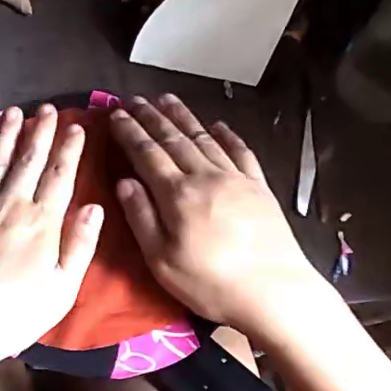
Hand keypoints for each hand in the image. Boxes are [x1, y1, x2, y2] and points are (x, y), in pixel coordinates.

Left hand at [0, 104, 102, 374]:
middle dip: (41, 131)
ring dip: (6, 134)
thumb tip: (95, 206)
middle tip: (48, 108)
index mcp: (42, 222)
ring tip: (15, 112)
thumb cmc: (13, 314)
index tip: (77, 126)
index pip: (60, 175)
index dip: (70, 148)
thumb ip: (80, 245)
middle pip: (29, 159)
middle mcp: (11, 204)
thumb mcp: (61, 290)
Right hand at [110, 94, 327, 335]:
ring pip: (204, 138)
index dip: (129, 132)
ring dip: (183, 117)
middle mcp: (206, 176)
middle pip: (174, 139)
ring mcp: (236, 178)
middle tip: (134, 98)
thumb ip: (142, 218)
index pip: (147, 154)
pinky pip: (240, 151)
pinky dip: (227, 134)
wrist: (275, 292)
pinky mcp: (259, 187)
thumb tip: (124, 181)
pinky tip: (219, 124)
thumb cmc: (211, 284)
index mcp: (177, 195)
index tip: (115, 114)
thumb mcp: (162, 261)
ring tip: (167, 99)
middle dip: (151, 117)